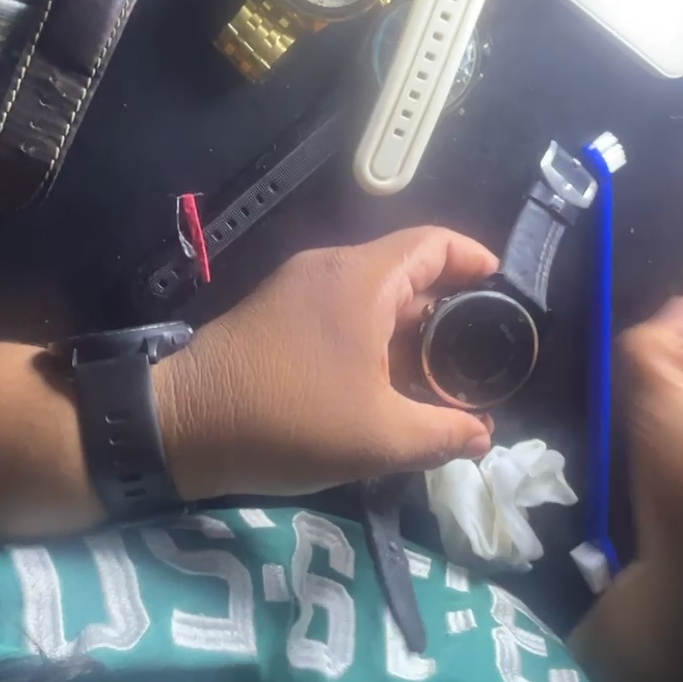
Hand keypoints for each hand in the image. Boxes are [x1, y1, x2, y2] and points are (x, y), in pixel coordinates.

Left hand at [154, 227, 498, 498]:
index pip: (434, 244)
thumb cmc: (287, 421)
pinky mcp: (274, 314)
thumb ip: (442, 434)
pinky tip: (383, 381)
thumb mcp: (379, 437)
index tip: (501, 294)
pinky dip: (372, 337)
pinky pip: (340, 311)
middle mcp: (329, 269)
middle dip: (447, 311)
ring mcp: (296, 289)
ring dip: (407, 330)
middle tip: (475, 357)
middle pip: (406, 270)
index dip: (474, 260)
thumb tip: (481, 436)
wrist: (181, 426)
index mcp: (361, 279)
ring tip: (436, 379)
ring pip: (372, 295)